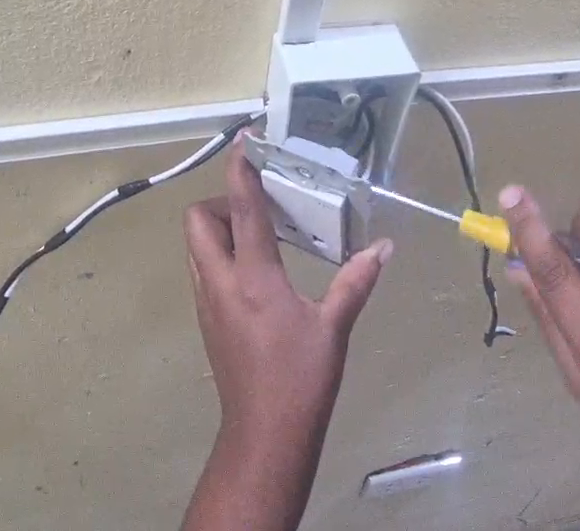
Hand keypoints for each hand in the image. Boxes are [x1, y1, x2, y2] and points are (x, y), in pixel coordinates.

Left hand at [179, 138, 391, 530]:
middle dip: (220, 200)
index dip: (240, 171)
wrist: (264, 435)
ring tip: (260, 231)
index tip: (244, 143)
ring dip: (218, 227)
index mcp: (253, 278)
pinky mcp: (207, 319)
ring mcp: (207, 302)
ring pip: (195, 245)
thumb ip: (356, 281)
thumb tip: (383, 246)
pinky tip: (256, 268)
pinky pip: (203, 268)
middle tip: (259, 206)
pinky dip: (220, 252)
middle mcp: (220, 282)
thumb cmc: (301, 380)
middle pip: (197, 220)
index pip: (241, 209)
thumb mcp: (333, 327)